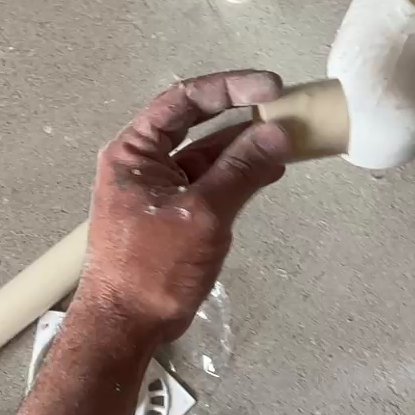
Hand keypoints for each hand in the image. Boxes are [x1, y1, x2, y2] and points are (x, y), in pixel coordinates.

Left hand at [73, 70, 292, 343]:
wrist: (125, 326)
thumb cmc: (152, 268)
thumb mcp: (202, 215)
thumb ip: (241, 171)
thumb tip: (278, 133)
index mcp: (134, 152)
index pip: (183, 101)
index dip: (229, 88)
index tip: (272, 89)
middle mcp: (143, 163)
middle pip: (196, 125)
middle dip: (241, 117)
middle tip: (285, 112)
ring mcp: (159, 189)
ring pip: (207, 156)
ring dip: (244, 148)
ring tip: (288, 141)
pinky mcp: (174, 214)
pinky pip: (209, 183)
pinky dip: (238, 176)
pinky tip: (270, 171)